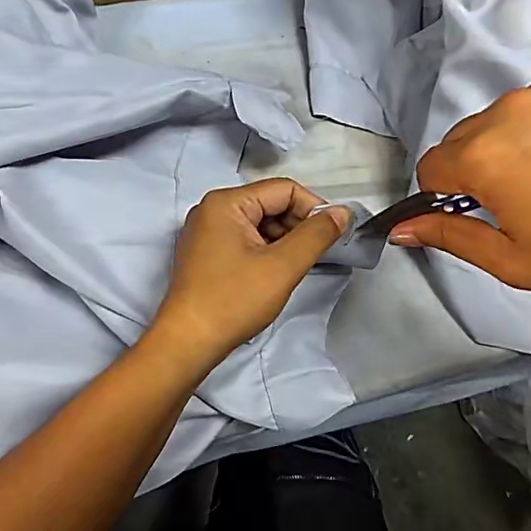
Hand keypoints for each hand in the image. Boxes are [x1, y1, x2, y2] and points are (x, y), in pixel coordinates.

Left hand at [149, 178, 349, 362]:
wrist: (188, 340)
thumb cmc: (233, 300)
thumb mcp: (282, 266)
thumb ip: (316, 235)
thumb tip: (341, 213)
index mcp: (226, 202)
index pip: (284, 189)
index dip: (313, 209)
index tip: (333, 235)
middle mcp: (211, 208)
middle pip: (270, 203)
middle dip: (298, 225)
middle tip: (316, 255)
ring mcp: (205, 230)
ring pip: (259, 222)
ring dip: (283, 240)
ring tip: (296, 267)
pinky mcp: (205, 251)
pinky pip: (244, 238)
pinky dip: (265, 250)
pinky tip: (276, 272)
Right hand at [389, 50, 530, 308]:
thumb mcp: (521, 264)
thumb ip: (451, 238)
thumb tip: (401, 227)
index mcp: (484, 155)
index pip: (434, 166)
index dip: (454, 194)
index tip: (491, 211)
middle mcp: (513, 105)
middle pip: (474, 134)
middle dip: (492, 162)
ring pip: (522, 109)